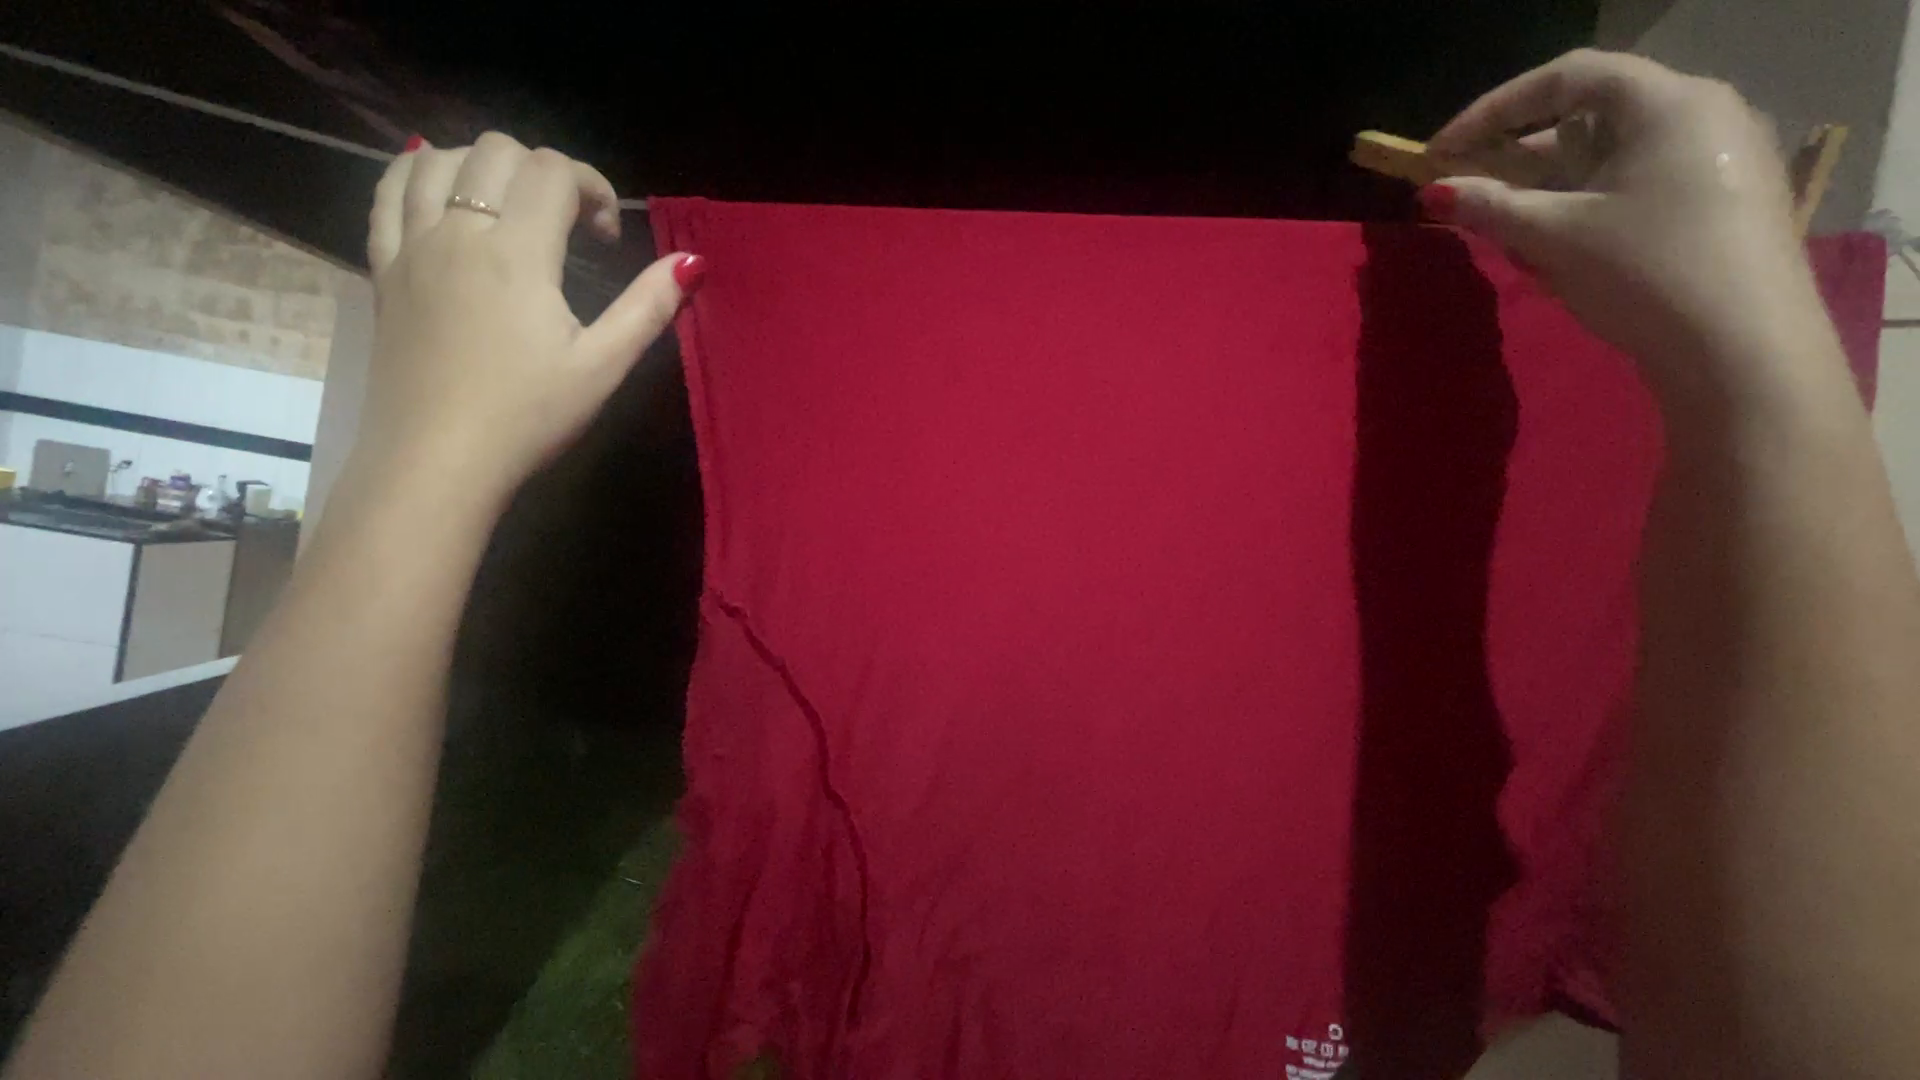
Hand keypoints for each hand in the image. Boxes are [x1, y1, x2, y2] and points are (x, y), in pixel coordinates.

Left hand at [359, 133, 703, 492]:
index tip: (606, 239)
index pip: (553, 170)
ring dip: (485, 166)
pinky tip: (443, 191)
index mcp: (517, 253)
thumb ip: (648, 308)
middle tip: (569, 228)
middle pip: (498, 151)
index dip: (592, 187)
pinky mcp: (384, 268)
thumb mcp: (602, 367)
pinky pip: (390, 191)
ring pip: (439, 158)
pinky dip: (420, 173)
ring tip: (512, 210)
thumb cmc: (528, 415)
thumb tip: (692, 262)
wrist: (437, 459)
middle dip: (546, 173)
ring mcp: (412, 246)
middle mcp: (458, 232)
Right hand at [1426, 50, 1834, 392]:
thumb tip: (1434, 192)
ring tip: (1513, 244)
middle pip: (1586, 121)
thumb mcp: (1554, 237)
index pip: (1566, 77)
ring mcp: (1716, 159)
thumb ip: (1490, 207)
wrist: (1741, 349)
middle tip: (1468, 197)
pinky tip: (1561, 259)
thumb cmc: (1645, 272)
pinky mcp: (1719, 202)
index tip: (1439, 151)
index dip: (1492, 110)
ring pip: (1606, 161)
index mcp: (1669, 103)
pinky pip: (1633, 188)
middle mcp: (1702, 115)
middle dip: (1518, 163)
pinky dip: (1584, 212)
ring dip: (1547, 196)